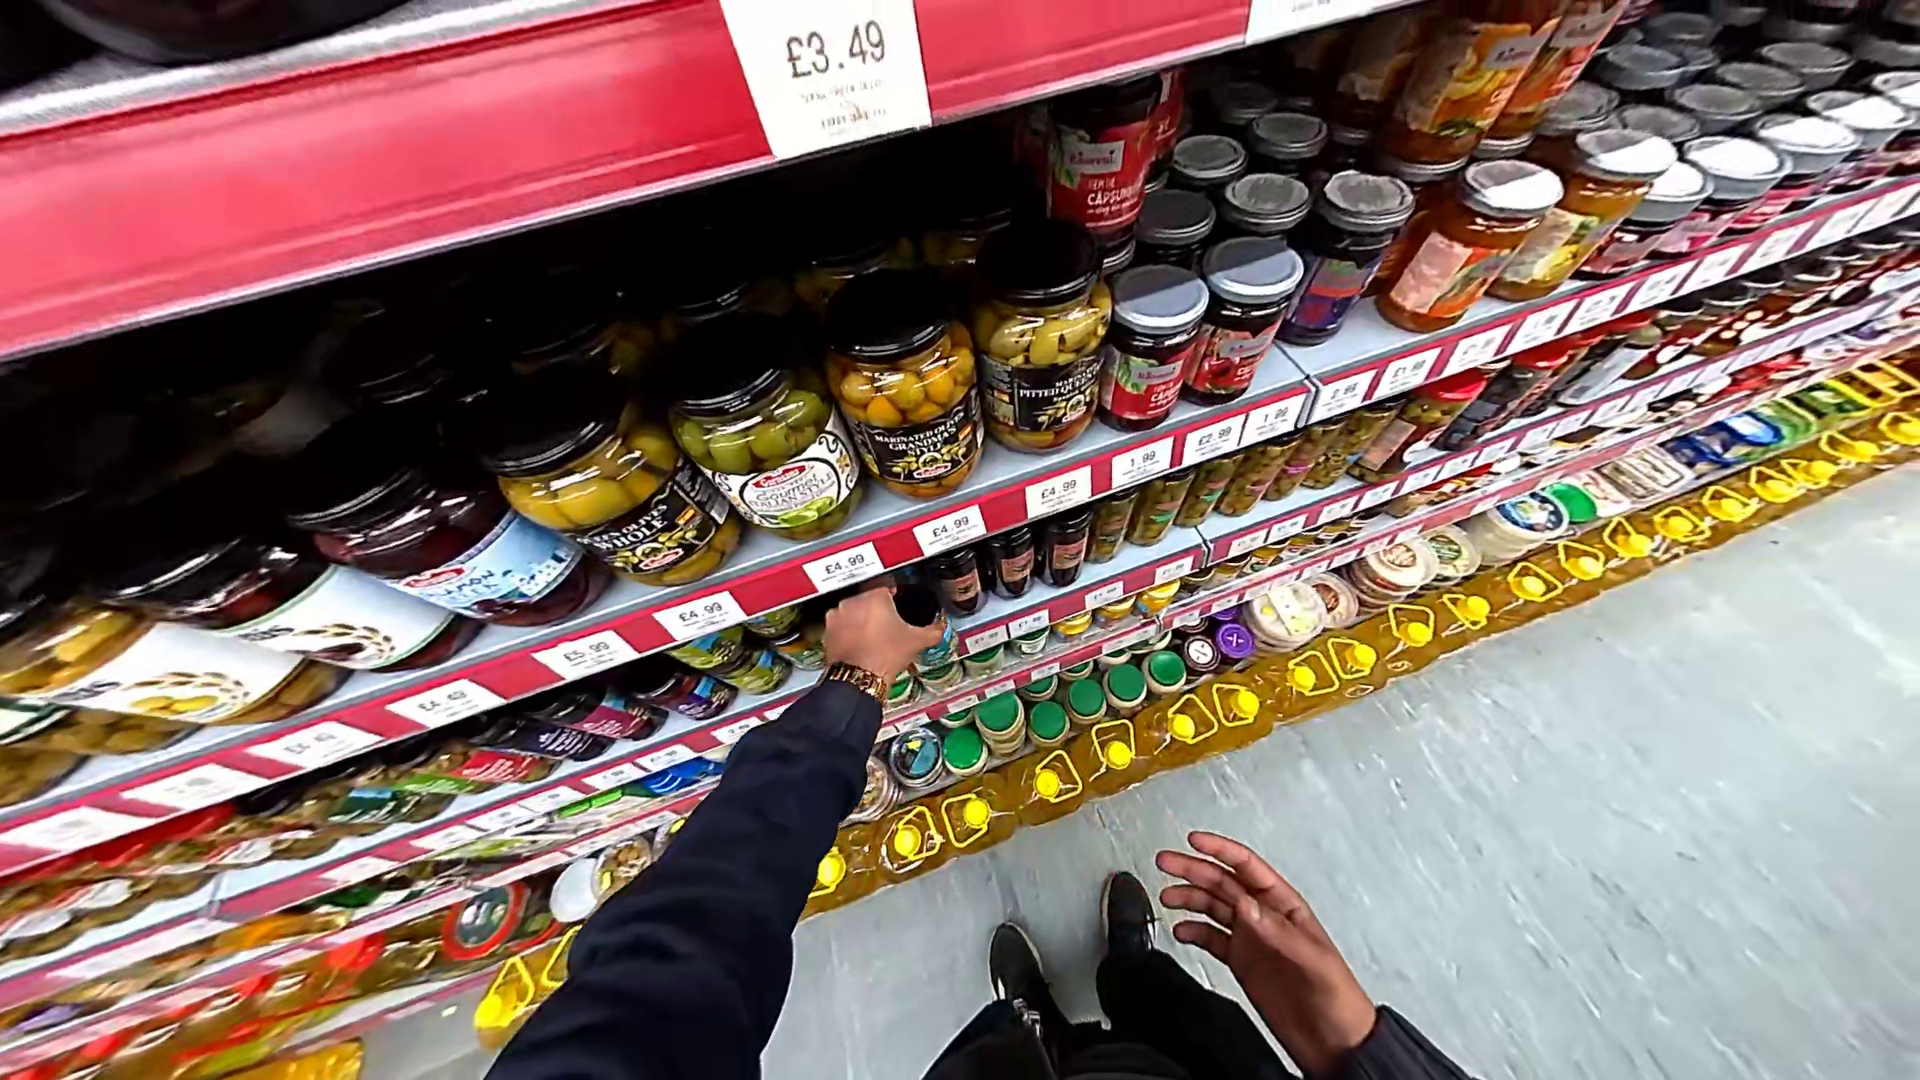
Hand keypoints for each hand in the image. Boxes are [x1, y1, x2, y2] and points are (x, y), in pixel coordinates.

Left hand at [822, 584, 944, 684]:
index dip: (893, 594)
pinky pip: (840, 624)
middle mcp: (853, 601)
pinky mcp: (828, 631)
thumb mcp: (917, 641)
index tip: (896, 601)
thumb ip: (933, 630)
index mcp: (875, 597)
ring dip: (860, 618)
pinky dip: (847, 630)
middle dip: (876, 608)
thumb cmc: (885, 656)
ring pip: (852, 610)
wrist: (859, 679)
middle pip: (868, 597)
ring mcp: (837, 616)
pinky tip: (858, 642)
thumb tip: (940, 628)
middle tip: (886, 623)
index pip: (886, 585)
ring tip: (871, 634)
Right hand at [1157, 831, 1376, 1077]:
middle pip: (1220, 881)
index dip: (1219, 849)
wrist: (1337, 1047)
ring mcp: (1249, 936)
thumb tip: (1242, 902)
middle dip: (1191, 868)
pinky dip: (1193, 930)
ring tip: (1167, 896)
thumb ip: (1275, 929)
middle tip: (1166, 861)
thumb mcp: (1312, 959)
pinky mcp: (1240, 960)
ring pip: (1210, 905)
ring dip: (1187, 897)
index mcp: (1282, 904)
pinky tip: (1182, 930)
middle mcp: (1261, 914)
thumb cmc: (1337, 999)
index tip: (1194, 840)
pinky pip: (1210, 937)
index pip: (1245, 865)